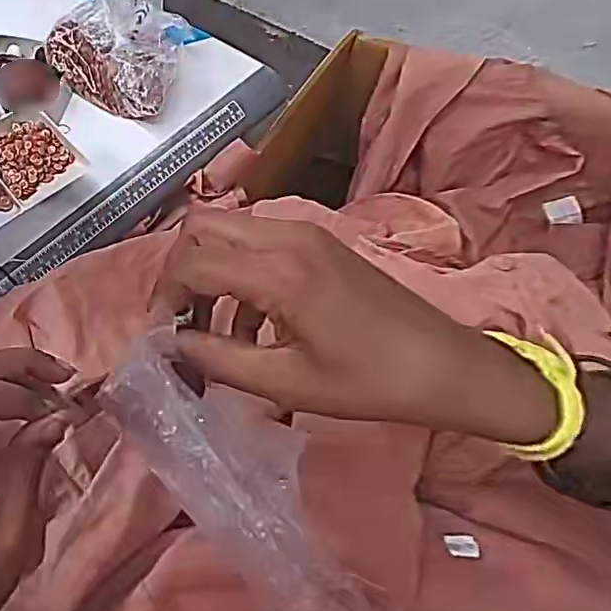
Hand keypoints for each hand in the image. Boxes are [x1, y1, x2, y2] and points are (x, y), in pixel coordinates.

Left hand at [0, 348, 74, 610]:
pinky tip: (32, 414)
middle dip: (19, 367)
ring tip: (55, 395)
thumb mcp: (13, 533)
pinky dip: (4, 399)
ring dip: (14, 380)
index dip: (21, 387)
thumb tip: (55, 419)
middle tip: (64, 379)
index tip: (60, 408)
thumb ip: (28, 467)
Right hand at [148, 209, 555, 442]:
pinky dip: (236, 269)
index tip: (162, 332)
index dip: (165, 295)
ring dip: (207, 269)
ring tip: (212, 325)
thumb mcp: (287, 384)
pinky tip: (250, 320)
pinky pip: (255, 240)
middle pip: (201, 226)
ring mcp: (305, 233)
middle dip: (179, 271)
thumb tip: (173, 343)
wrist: (448, 366)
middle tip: (180, 318)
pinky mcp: (317, 240)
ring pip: (226, 228)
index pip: (192, 262)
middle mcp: (287, 237)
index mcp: (280, 273)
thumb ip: (219, 359)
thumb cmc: (370, 383)